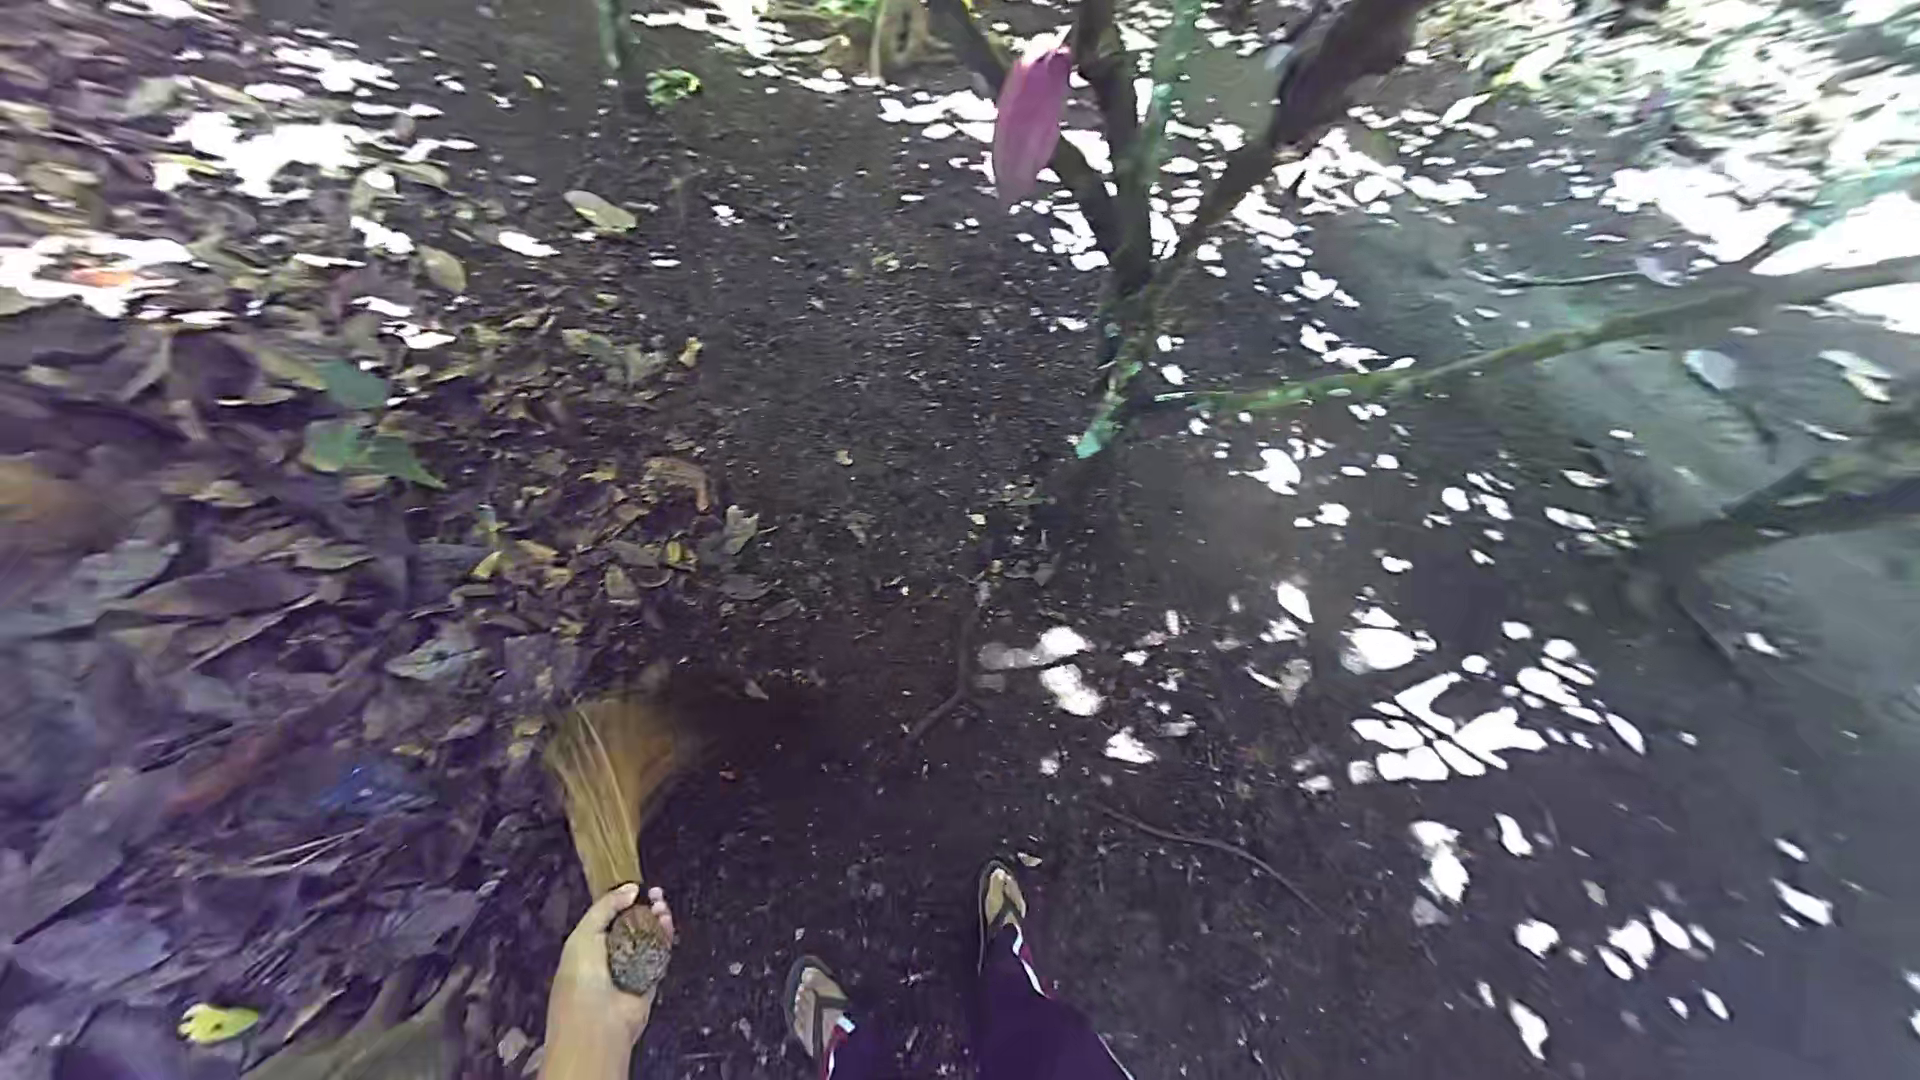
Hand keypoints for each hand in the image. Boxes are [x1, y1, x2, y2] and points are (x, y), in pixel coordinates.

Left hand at [541, 884, 674, 1079]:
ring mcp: (634, 966)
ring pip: (651, 934)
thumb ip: (605, 907)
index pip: (612, 918)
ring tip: (662, 906)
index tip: (638, 889)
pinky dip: (667, 934)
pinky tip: (667, 921)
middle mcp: (613, 955)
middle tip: (656, 893)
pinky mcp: (652, 975)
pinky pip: (662, 950)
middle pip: (635, 923)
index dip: (625, 901)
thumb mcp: (583, 936)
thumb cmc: (581, 980)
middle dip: (646, 906)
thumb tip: (632, 888)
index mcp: (591, 948)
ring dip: (658, 917)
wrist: (597, 1026)